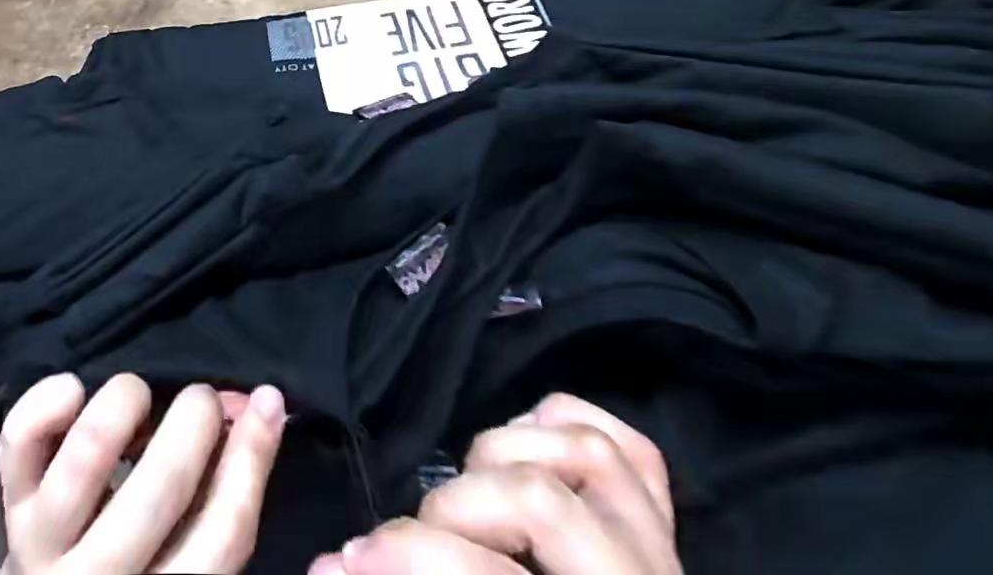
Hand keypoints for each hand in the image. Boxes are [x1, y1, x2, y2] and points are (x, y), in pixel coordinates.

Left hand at [0, 373, 286, 574]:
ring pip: (85, 461)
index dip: (251, 459)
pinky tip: (75, 387)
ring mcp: (44, 538)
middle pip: (155, 496)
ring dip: (122, 406)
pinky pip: (19, 442)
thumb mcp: (182, 552)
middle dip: (190, 426)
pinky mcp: (8, 499)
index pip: (221, 536)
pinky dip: (46, 401)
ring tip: (138, 391)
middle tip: (201, 396)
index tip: (266, 403)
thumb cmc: (135, 567)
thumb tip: (259, 405)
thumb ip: (222, 490)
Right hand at [312, 394, 680, 574]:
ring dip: (504, 459)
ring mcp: (664, 557)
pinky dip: (564, 433)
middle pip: (535, 498)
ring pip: (587, 450)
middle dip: (453, 508)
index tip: (350, 560)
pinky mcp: (666, 533)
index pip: (490, 571)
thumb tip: (326, 565)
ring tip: (473, 502)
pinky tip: (526, 457)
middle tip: (421, 537)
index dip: (408, 554)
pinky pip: (629, 447)